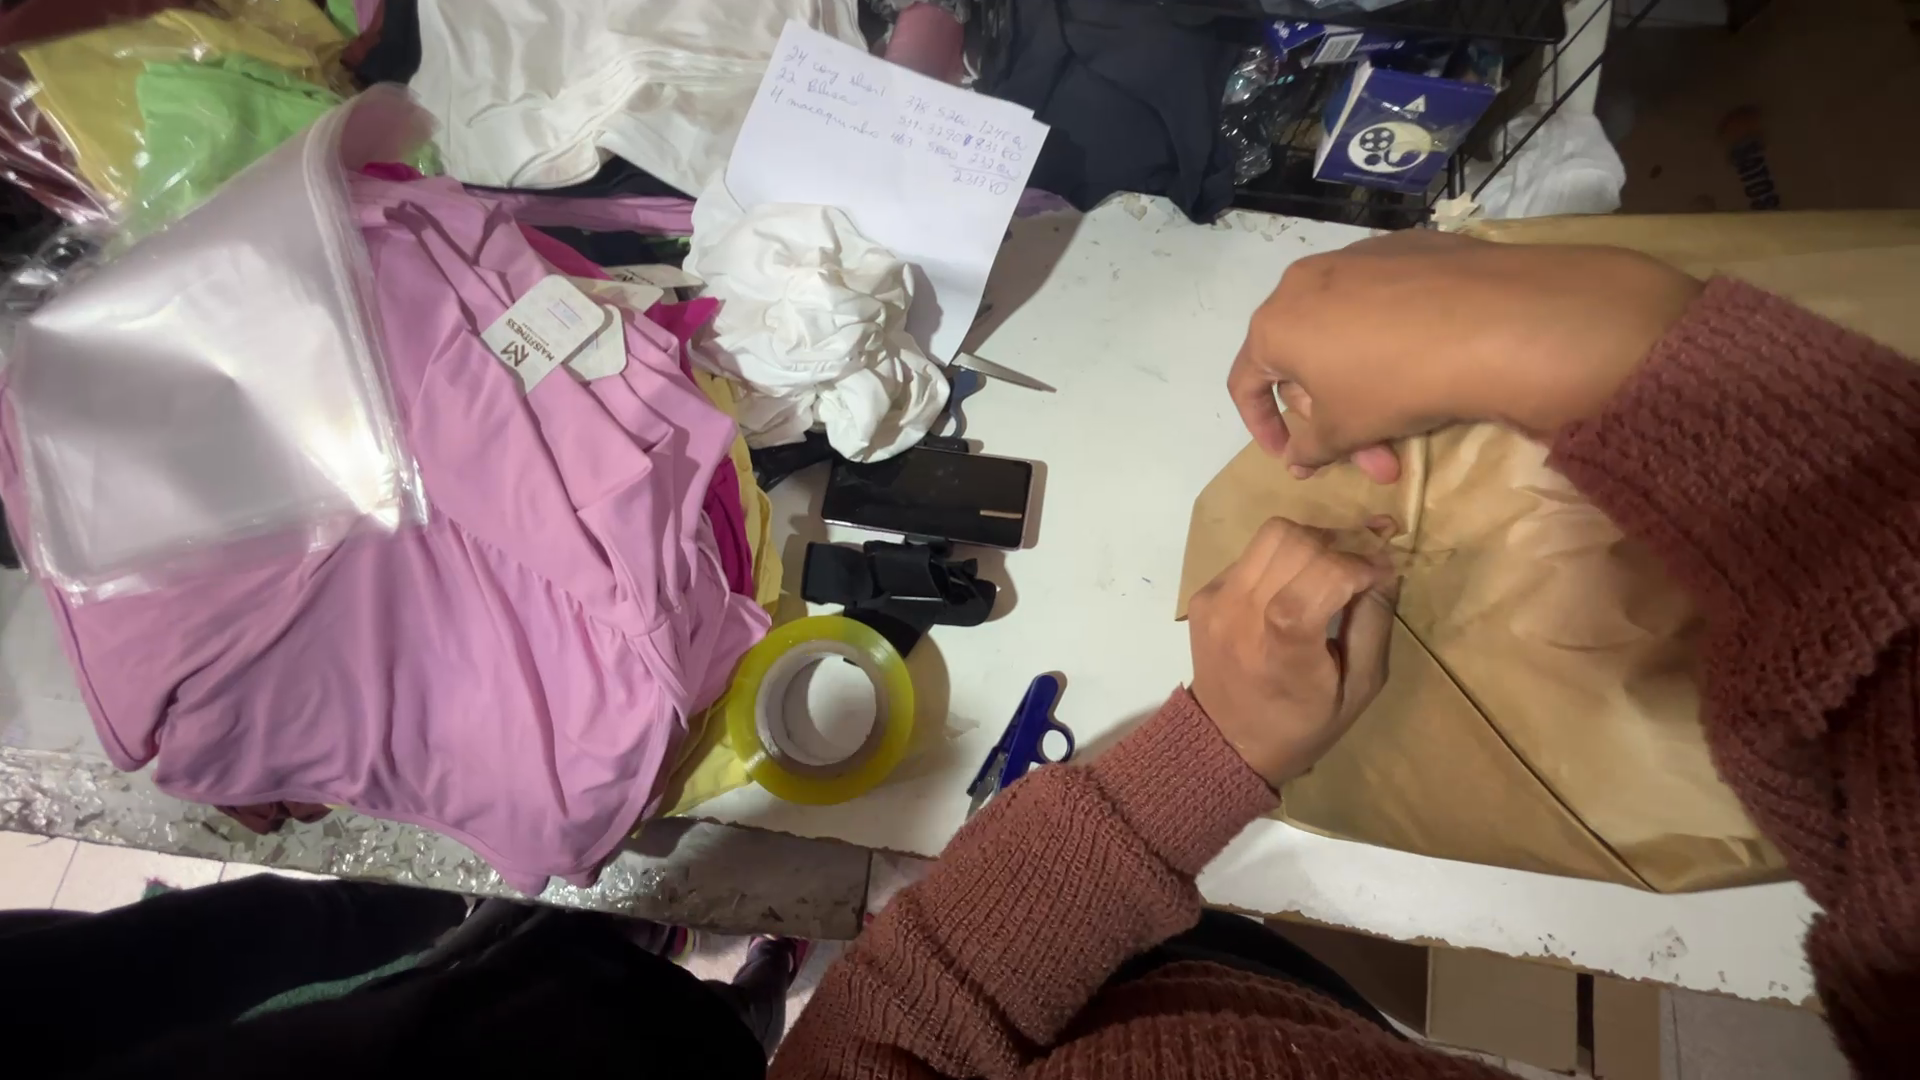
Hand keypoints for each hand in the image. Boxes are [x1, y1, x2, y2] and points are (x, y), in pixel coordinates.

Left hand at [1187, 517, 1398, 787]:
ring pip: (1270, 536)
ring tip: (1328, 568)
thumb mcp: (1360, 687)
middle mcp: (1242, 612)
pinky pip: (1249, 556)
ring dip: (1309, 543)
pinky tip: (1290, 586)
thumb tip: (1383, 568)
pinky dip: (1279, 560)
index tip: (1381, 572)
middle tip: (1359, 565)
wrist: (1228, 739)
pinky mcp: (1203, 596)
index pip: (1325, 571)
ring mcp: (1217, 600)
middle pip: (1296, 541)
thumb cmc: (1303, 724)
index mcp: (1285, 643)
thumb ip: (1374, 622)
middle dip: (1338, 545)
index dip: (1361, 562)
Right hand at [1228, 230, 1703, 482]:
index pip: (1245, 383)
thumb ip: (1309, 448)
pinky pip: (1381, 305)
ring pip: (1342, 335)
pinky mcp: (1408, 248)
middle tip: (1367, 457)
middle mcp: (1303, 282)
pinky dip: (1390, 343)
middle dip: (1331, 417)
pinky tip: (1425, 367)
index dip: (1260, 426)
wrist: (1503, 323)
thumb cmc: (1395, 382)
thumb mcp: (1344, 430)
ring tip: (1402, 431)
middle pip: (1302, 361)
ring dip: (1362, 388)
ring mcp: (1358, 259)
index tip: (1287, 454)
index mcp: (1273, 324)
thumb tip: (1296, 461)